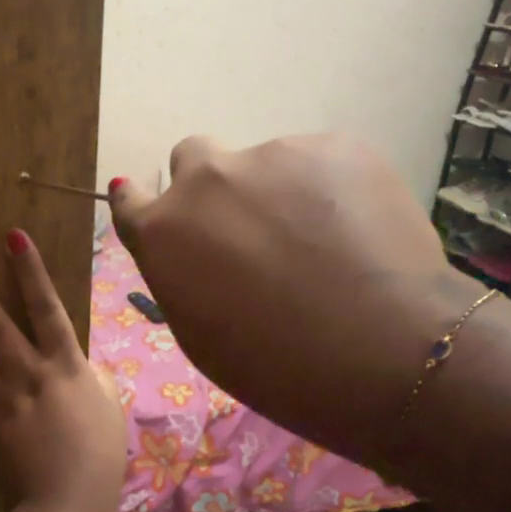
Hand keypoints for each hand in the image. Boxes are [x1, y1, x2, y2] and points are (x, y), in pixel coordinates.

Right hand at [108, 135, 510, 511]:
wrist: (381, 349)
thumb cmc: (275, 365)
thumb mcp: (199, 332)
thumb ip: (182, 274)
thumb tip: (193, 250)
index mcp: (164, 231)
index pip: (129, 199)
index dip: (143, 205)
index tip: (161, 214)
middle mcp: (207, 179)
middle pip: (192, 157)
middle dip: (211, 186)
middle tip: (249, 230)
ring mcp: (272, 154)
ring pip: (266, 164)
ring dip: (280, 193)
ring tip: (325, 247)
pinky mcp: (335, 145)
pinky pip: (321, 163)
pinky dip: (332, 191)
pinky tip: (359, 236)